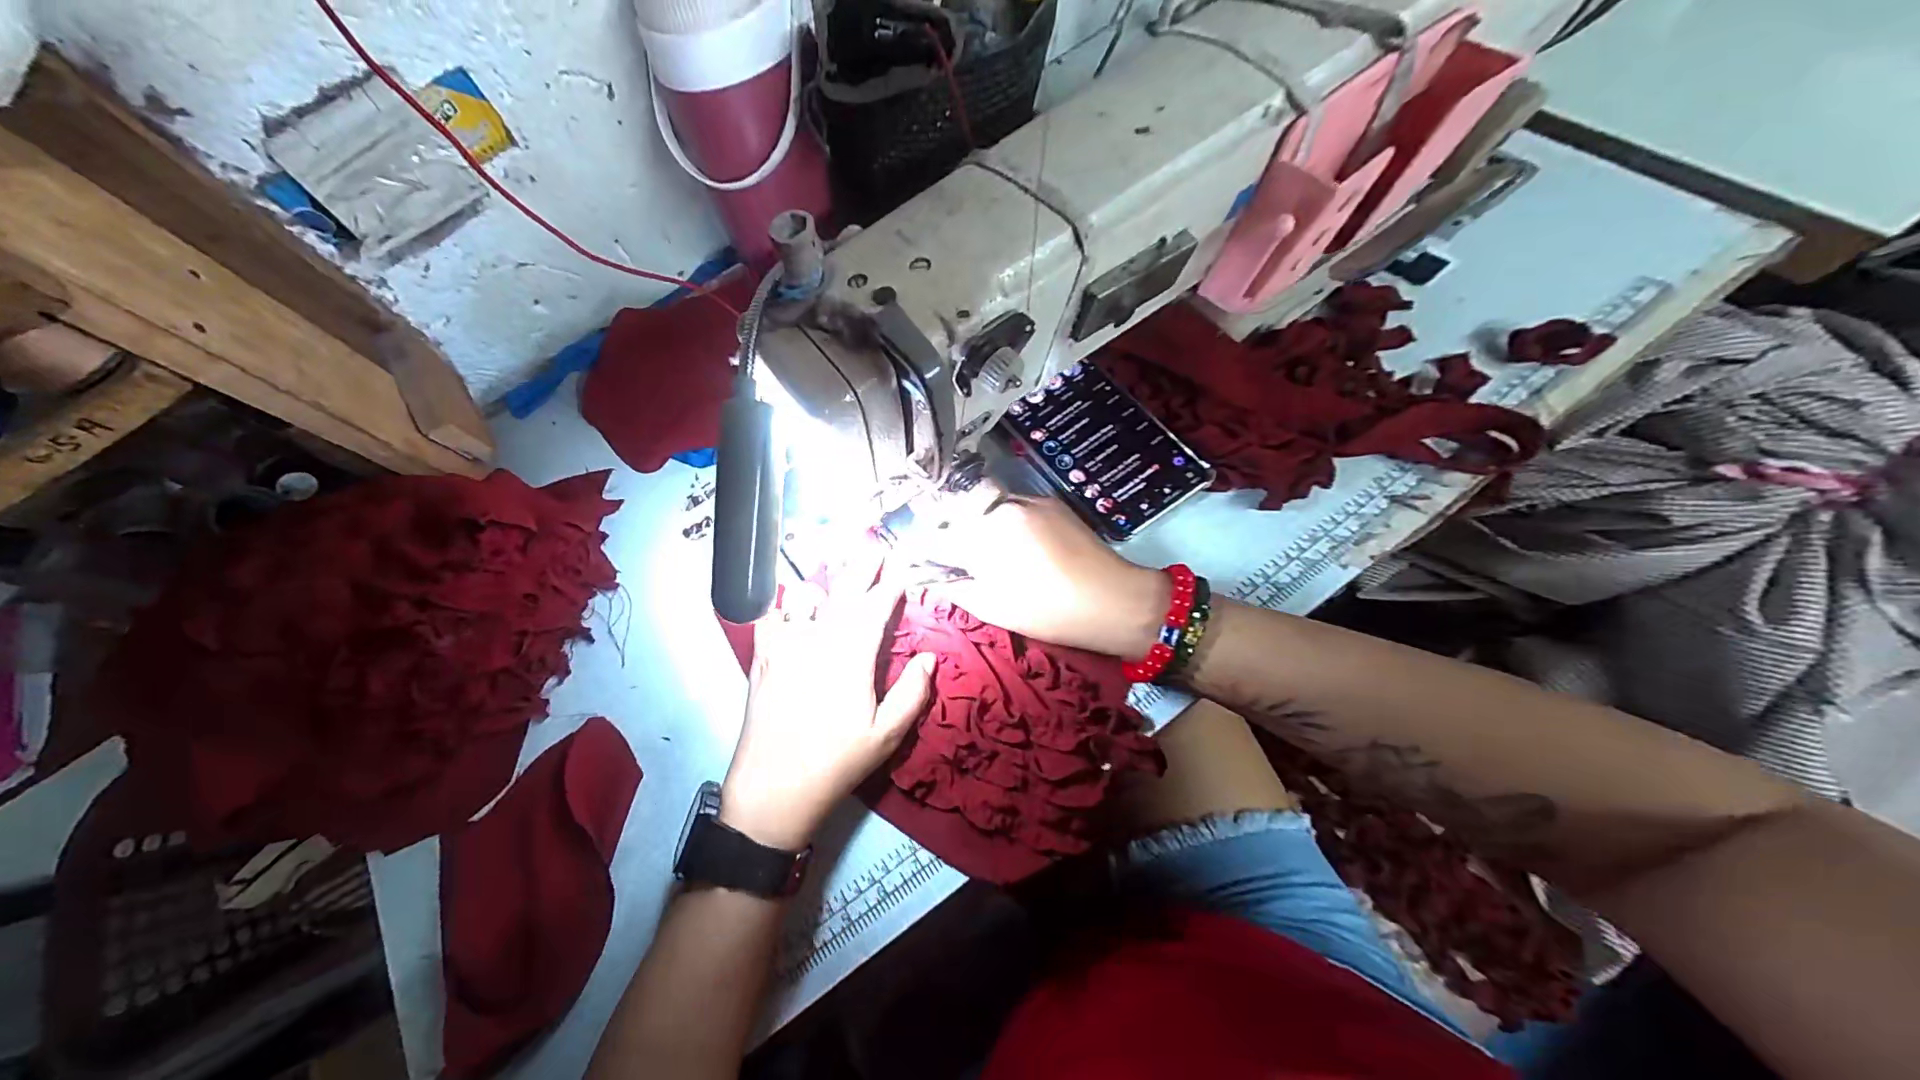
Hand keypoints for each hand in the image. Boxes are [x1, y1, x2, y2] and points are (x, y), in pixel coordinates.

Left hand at [720, 557, 936, 850]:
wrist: (771, 790)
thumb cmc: (835, 765)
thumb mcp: (885, 737)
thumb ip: (912, 694)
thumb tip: (929, 658)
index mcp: (851, 657)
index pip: (875, 610)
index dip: (890, 588)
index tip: (901, 571)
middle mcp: (817, 641)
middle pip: (842, 593)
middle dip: (860, 568)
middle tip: (873, 546)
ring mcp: (785, 646)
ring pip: (806, 598)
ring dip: (826, 578)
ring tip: (837, 563)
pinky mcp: (762, 658)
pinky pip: (771, 616)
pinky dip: (783, 600)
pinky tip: (790, 595)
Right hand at [901, 481, 1168, 658]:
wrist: (1116, 601)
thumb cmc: (1050, 611)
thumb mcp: (992, 606)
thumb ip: (951, 584)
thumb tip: (919, 574)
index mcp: (988, 530)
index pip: (938, 529)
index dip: (922, 542)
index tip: (912, 554)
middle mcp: (1006, 504)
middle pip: (961, 508)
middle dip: (948, 527)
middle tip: (950, 555)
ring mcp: (1032, 500)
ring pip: (987, 505)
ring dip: (977, 524)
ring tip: (986, 554)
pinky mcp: (1052, 502)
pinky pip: (1014, 507)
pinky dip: (1004, 522)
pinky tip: (1016, 548)